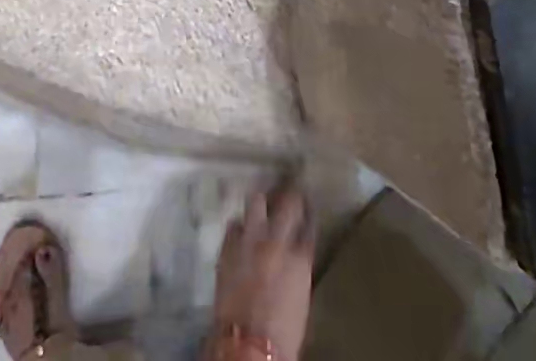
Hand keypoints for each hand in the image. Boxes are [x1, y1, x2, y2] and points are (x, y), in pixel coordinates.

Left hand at [213, 186, 314, 360]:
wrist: (248, 345)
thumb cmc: (284, 328)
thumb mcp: (301, 291)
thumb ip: (300, 261)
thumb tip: (298, 244)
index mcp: (300, 254)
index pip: (307, 218)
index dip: (307, 207)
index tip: (306, 200)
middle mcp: (276, 239)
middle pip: (285, 200)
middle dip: (287, 193)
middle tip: (286, 191)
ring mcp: (249, 241)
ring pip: (255, 202)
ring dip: (260, 204)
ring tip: (261, 205)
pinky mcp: (227, 248)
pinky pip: (233, 224)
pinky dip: (239, 226)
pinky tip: (241, 231)